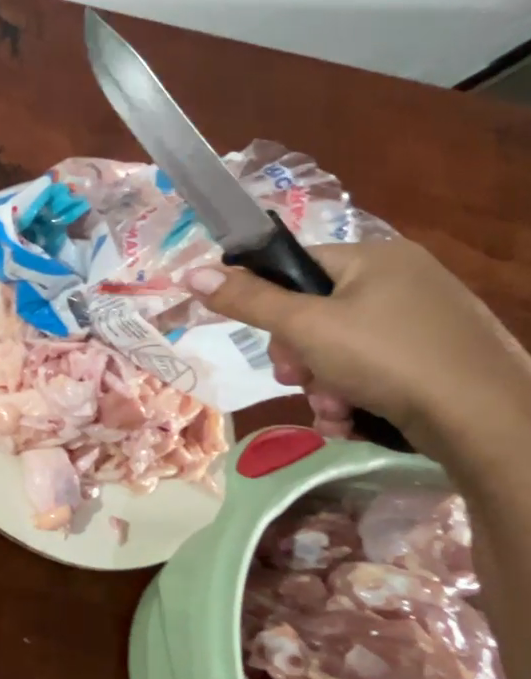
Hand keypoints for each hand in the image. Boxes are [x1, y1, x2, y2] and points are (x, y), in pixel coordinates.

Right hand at [186, 239, 530, 444]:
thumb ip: (246, 300)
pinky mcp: (438, 358)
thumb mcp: (304, 327)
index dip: (267, 302)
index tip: (262, 336)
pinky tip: (351, 416)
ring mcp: (427, 320)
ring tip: (332, 408)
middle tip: (296, 377)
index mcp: (377, 258)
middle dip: (296, 355)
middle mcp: (405, 280)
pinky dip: (351, 393)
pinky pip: (370, 367)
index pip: (295, 265)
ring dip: (320, 382)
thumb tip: (190, 272)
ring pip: (337, 347)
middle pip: (313, 312)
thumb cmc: (389, 358)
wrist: (488, 421)